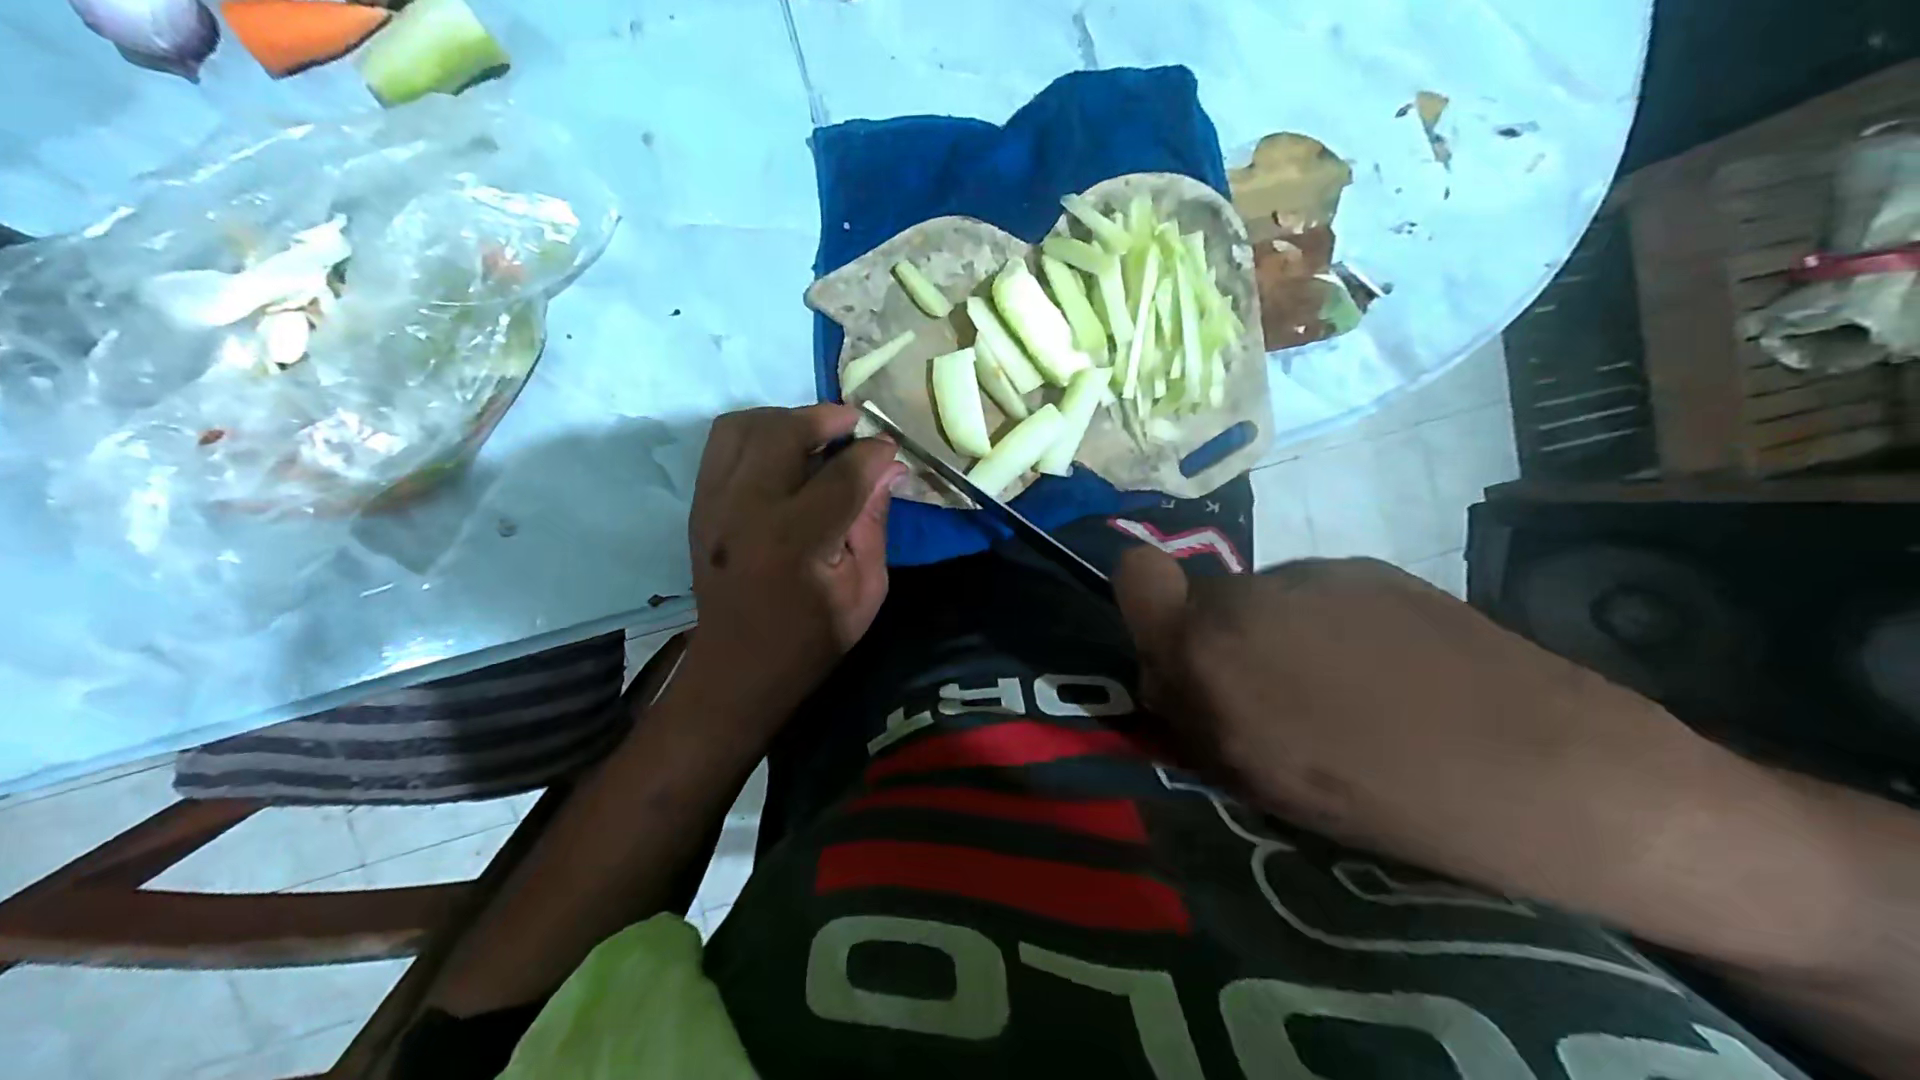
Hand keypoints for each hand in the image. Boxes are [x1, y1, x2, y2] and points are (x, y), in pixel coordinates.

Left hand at [683, 404, 905, 717]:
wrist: (739, 669)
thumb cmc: (812, 639)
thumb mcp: (865, 590)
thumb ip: (874, 522)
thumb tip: (888, 468)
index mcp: (797, 540)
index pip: (844, 472)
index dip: (875, 453)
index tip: (891, 449)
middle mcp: (748, 510)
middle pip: (785, 431)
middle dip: (827, 417)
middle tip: (853, 425)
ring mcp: (714, 504)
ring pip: (743, 424)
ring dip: (785, 418)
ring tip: (815, 433)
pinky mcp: (699, 505)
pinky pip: (723, 444)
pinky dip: (756, 434)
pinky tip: (783, 453)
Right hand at [1112, 549, 1761, 920]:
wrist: (1555, 773)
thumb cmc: (1387, 799)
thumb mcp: (1262, 777)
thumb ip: (1198, 712)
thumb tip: (1173, 676)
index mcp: (1214, 648)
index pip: (1136, 575)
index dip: (1146, 611)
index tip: (1181, 664)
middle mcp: (1255, 592)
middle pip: (1200, 600)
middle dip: (1216, 642)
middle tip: (1270, 700)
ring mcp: (1318, 572)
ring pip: (1261, 597)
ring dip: (1275, 636)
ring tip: (1341, 694)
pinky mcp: (1374, 568)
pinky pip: (1314, 593)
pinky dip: (1327, 626)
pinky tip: (1387, 674)